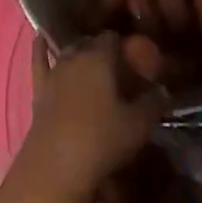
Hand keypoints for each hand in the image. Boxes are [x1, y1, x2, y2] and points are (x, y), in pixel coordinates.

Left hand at [21, 33, 167, 196]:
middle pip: (91, 42)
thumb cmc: (101, 140)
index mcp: (101, 57)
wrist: (56, 166)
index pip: (113, 37)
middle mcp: (76, 55)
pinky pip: (38, 58)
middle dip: (103, 50)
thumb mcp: (138, 126)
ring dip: (80, 52)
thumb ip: (153, 103)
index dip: (124, 45)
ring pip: (69, 50)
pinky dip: (40, 46)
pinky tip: (40, 37)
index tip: (134, 58)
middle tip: (116, 68)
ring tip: (90, 62)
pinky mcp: (39, 87)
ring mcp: (54, 70)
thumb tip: (163, 89)